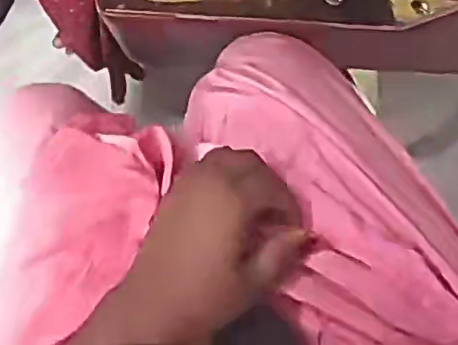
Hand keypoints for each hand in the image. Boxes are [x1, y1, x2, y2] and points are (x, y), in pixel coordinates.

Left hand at [75, 149, 311, 344]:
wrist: (155, 301)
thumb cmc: (206, 295)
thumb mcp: (252, 282)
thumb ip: (281, 253)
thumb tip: (303, 232)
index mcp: (233, 196)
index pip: (272, 184)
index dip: (289, 204)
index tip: (294, 227)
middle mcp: (212, 176)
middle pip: (251, 161)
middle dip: (270, 182)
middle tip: (278, 213)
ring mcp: (191, 176)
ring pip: (228, 155)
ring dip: (246, 171)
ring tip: (255, 203)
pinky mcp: (177, 183)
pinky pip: (208, 162)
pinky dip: (225, 170)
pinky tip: (228, 199)